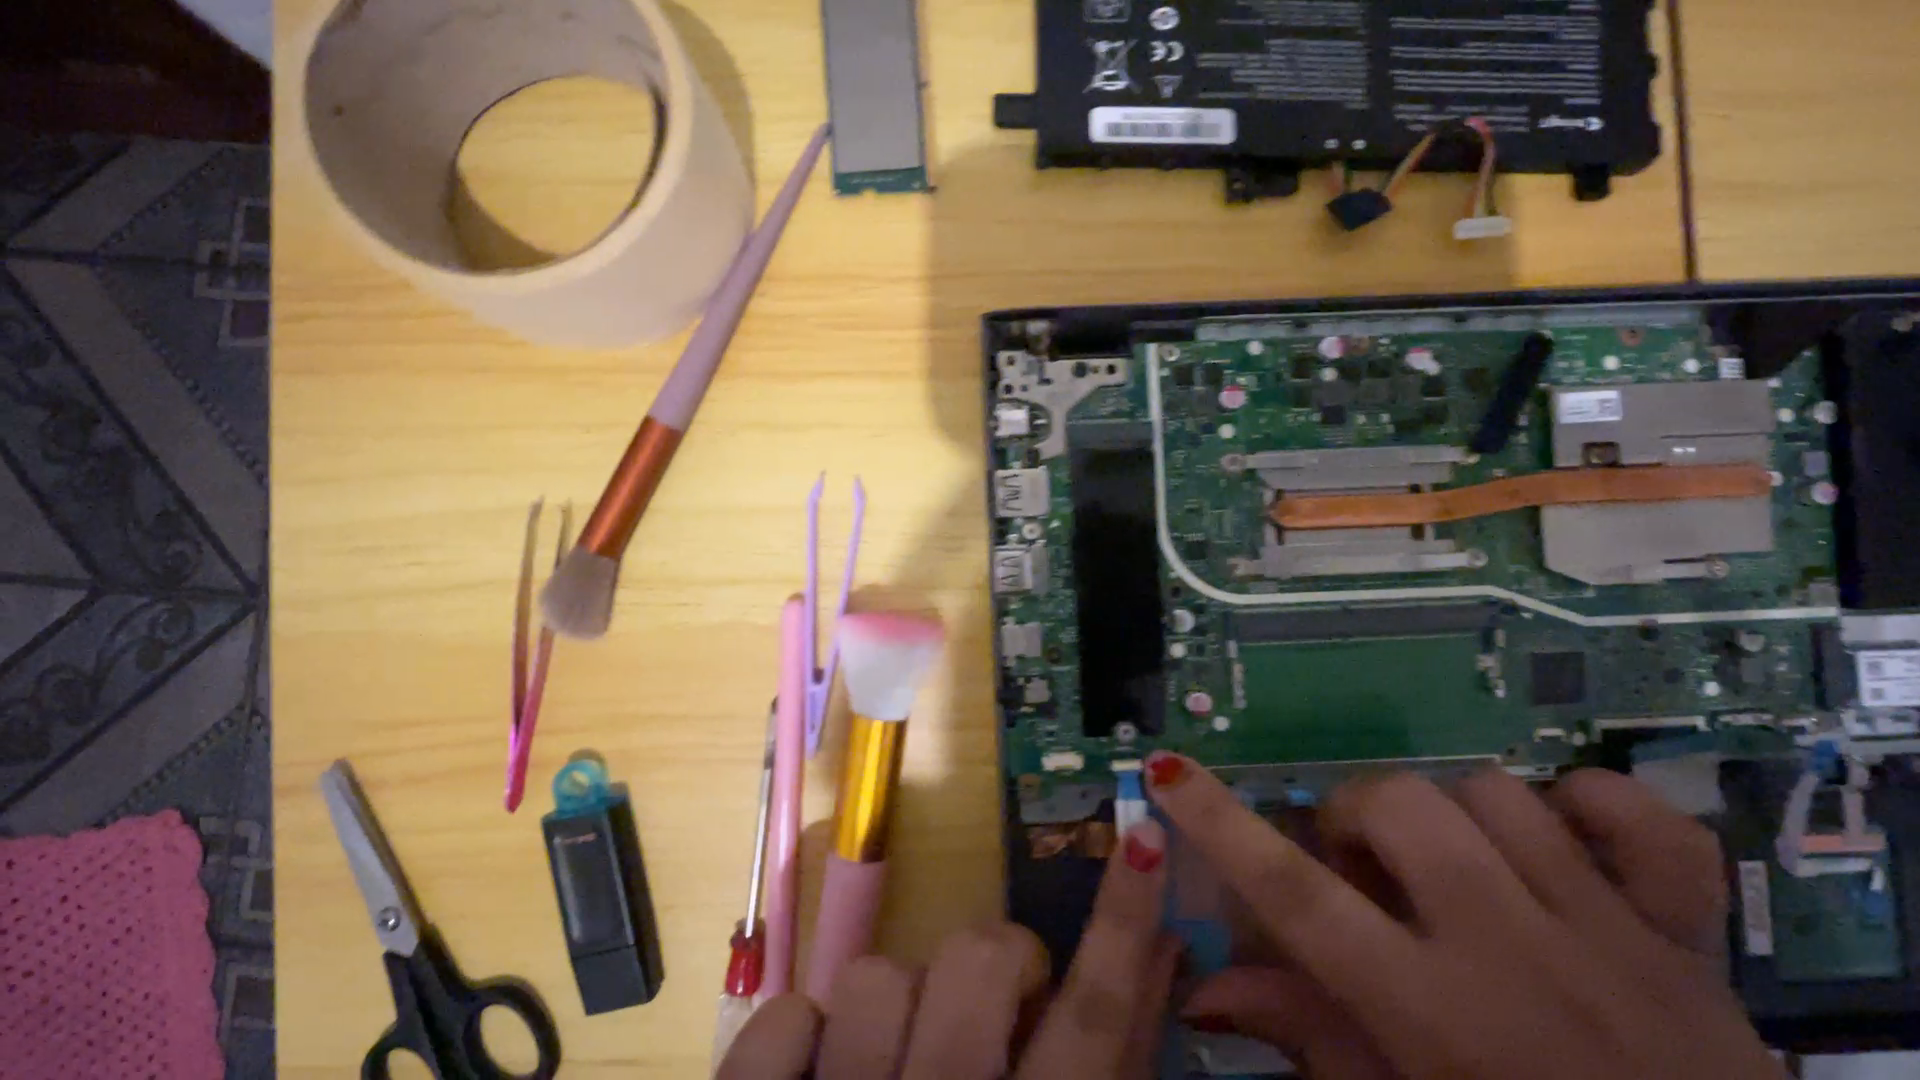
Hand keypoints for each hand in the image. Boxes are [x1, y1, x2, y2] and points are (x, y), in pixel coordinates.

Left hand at [717, 819, 1178, 1079]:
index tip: (1144, 838)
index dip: (1125, 921)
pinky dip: (804, 1037)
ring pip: (879, 972)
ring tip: (897, 1060)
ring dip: (895, 1010)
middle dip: (997, 965)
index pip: (1097, 1016)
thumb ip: (1115, 1060)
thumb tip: (1159, 956)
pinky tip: (823, 1075)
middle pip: (983, 959)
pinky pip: (789, 1013)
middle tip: (994, 1009)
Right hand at [1145, 753, 1787, 1079]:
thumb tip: (1203, 986)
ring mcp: (1607, 932)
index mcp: (1432, 1015)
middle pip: (1402, 810)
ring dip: (1449, 816)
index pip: (1298, 896)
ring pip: (1498, 795)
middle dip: (1352, 816)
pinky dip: (1591, 803)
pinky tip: (1554, 835)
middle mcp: (1513, 954)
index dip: (1222, 823)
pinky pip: (1645, 820)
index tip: (1170, 769)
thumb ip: (1307, 1039)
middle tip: (1355, 868)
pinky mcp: (1689, 933)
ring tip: (1445, 864)